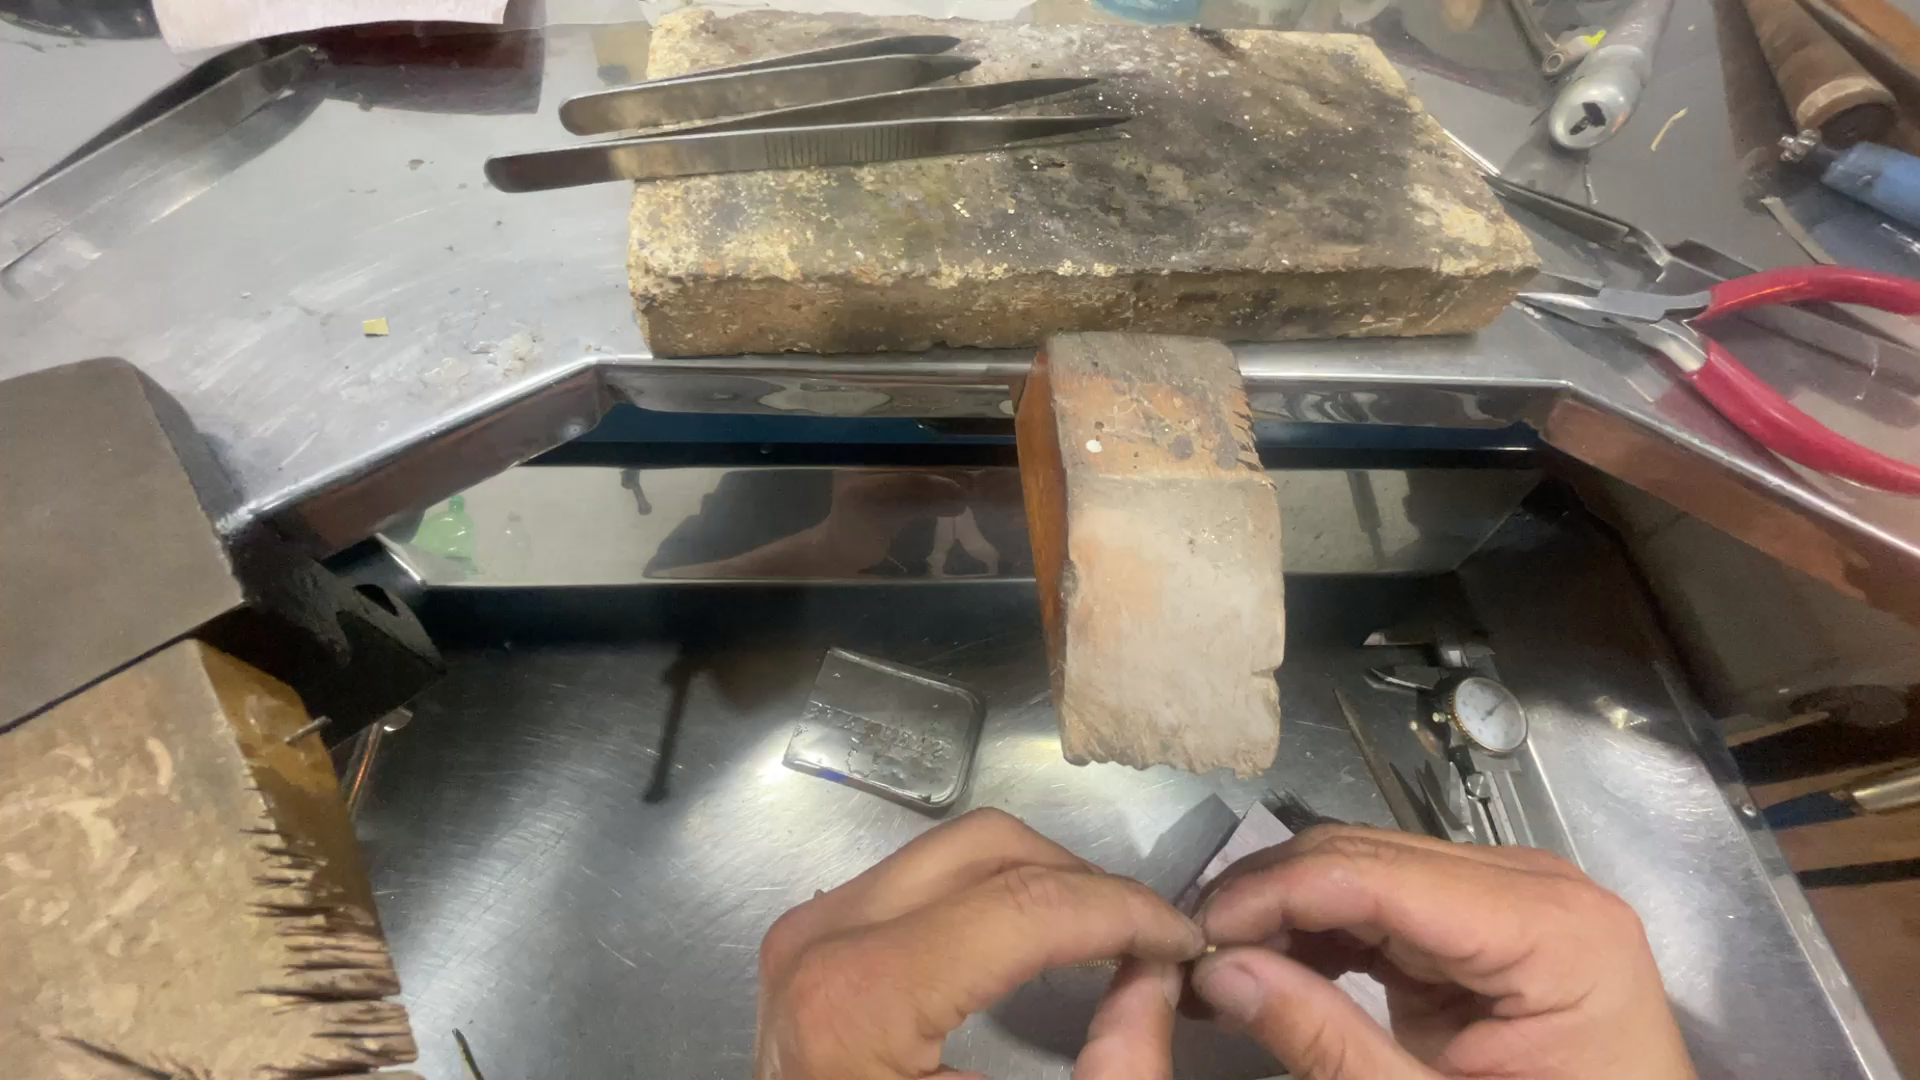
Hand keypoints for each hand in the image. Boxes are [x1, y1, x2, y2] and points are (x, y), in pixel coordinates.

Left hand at [755, 808, 1205, 1079]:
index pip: (1020, 906)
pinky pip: (926, 871)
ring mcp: (813, 920)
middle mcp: (824, 932)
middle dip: (1081, 881)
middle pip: (987, 847)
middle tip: (1142, 933)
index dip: (1118, 910)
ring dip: (1042, 877)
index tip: (1180, 934)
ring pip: (957, 846)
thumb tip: (1155, 973)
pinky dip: (995, 888)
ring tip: (1099, 930)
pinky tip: (1036, 930)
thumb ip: (1115, 1073)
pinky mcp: (818, 923)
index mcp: (861, 996)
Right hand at [1190, 826, 1696, 1079]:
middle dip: (1266, 898)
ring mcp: (1504, 886)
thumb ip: (1327, 1044)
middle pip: (1356, 855)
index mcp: (1551, 927)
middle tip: (1199, 950)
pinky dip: (1318, 924)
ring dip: (1283, 907)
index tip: (1197, 936)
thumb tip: (1214, 972)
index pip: (1369, 873)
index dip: (1270, 894)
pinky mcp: (1479, 907)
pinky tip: (1277, 957)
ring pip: (1353, 864)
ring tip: (1227, 956)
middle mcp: (1528, 880)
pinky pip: (1374, 894)